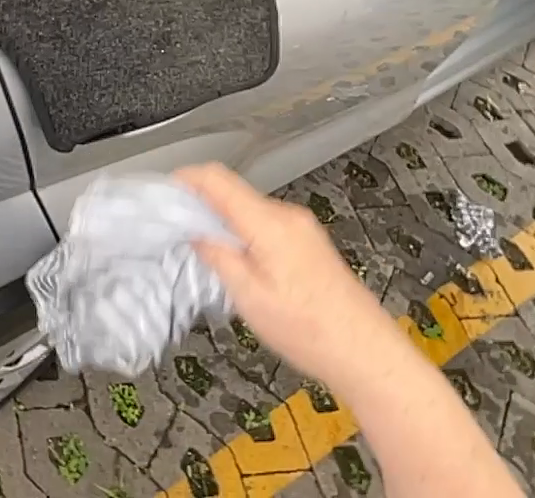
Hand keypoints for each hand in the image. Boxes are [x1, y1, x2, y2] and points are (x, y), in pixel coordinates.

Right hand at [176, 164, 412, 393]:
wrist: (370, 356)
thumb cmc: (309, 331)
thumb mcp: (250, 297)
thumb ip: (219, 256)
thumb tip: (196, 232)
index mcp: (269, 223)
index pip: (219, 179)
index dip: (187, 177)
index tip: (163, 190)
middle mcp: (287, 216)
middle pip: (233, 192)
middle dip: (201, 203)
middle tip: (176, 228)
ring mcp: (302, 228)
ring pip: (249, 209)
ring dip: (223, 220)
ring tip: (205, 249)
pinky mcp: (310, 243)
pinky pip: (266, 223)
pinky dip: (243, 231)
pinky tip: (239, 261)